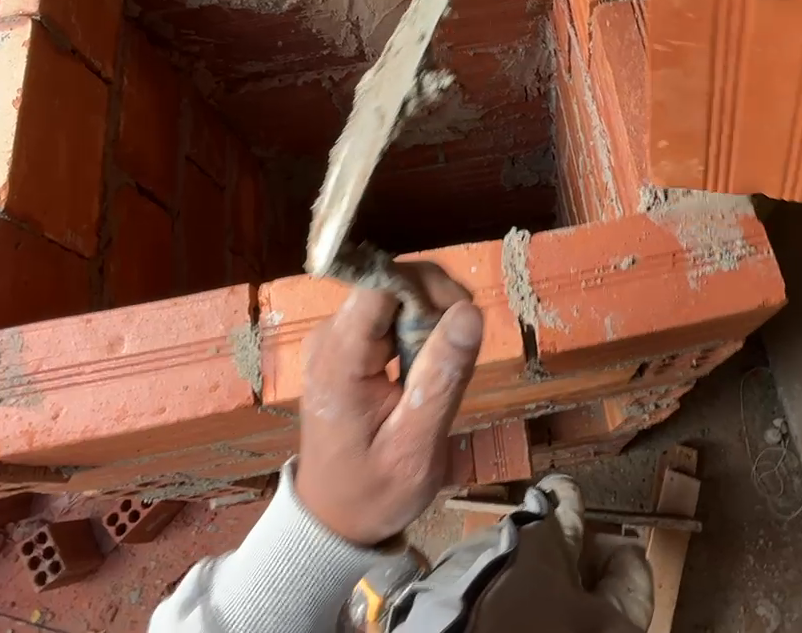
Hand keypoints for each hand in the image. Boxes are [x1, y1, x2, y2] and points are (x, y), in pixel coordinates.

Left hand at [294, 264, 484, 546]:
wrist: (333, 518)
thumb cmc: (373, 492)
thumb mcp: (416, 448)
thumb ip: (442, 380)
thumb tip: (470, 311)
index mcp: (339, 358)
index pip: (383, 284)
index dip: (429, 289)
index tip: (462, 320)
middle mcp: (330, 334)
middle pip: (394, 283)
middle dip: (436, 306)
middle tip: (460, 354)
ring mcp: (337, 335)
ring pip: (397, 293)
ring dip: (431, 319)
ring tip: (444, 366)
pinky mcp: (347, 341)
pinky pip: (393, 312)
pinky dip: (420, 329)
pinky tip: (428, 366)